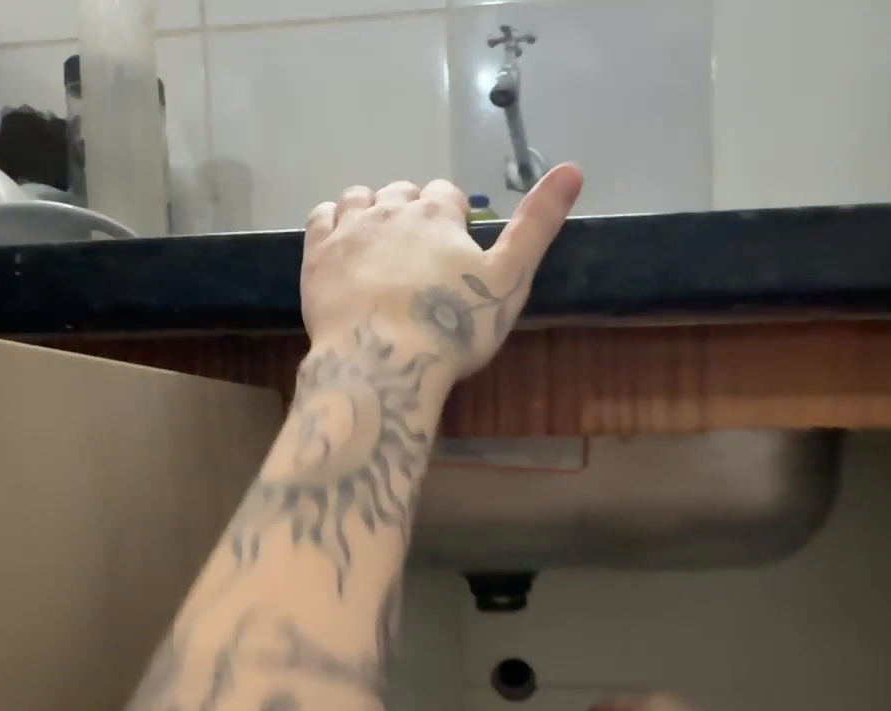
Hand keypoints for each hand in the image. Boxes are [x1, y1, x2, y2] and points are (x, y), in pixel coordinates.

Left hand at [300, 166, 583, 378]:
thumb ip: (536, 226)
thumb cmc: (455, 326)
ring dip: (373, 212)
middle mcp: (391, 207)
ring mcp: (350, 229)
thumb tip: (573, 169)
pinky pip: (322, 217)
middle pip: (403, 194)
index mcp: (438, 212)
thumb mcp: (510, 279)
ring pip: (360, 199)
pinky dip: (334, 222)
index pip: (448, 195)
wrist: (385, 360)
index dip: (454, 219)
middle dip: (413, 216)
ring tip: (382, 249)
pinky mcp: (318, 255)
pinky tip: (344, 245)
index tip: (456, 250)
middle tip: (420, 260)